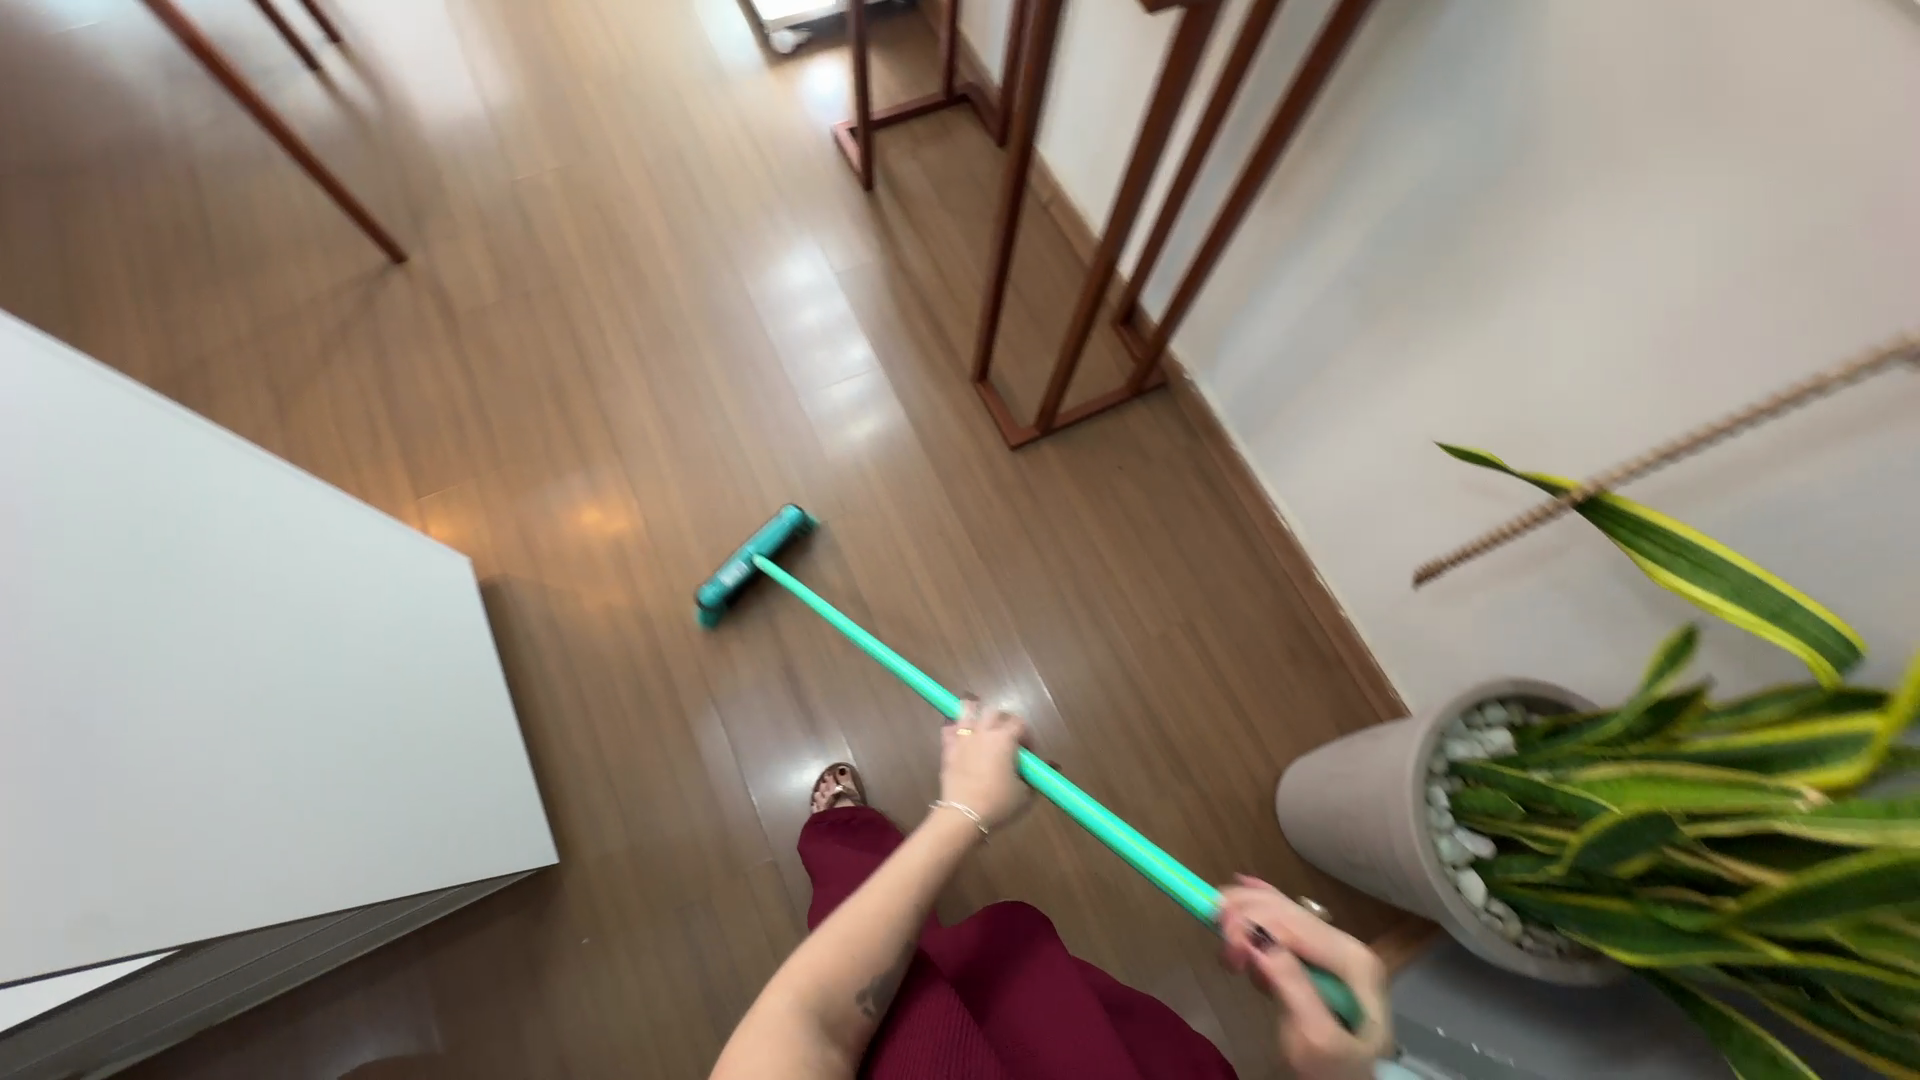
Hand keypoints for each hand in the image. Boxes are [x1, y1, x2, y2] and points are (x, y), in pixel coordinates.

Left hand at [937, 699, 1031, 830]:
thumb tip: (1053, 765)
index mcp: (1005, 739)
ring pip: (967, 710)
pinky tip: (960, 737)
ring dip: (975, 713)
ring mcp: (963, 737)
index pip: (1020, 723)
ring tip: (980, 726)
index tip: (1028, 753)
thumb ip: (1037, 777)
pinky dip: (954, 729)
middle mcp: (984, 731)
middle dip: (1004, 721)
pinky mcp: (947, 748)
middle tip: (1008, 739)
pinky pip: (948, 728)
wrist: (963, 815)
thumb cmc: (998, 804)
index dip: (1027, 736)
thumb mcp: (1025, 794)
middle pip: (995, 712)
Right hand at [1216, 875, 1392, 1079]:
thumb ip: (1292, 985)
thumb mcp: (1316, 1039)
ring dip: (1244, 914)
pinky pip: (1285, 914)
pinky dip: (1260, 898)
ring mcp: (1333, 946)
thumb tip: (1256, 940)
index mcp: (1353, 961)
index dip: (1251, 927)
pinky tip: (1243, 883)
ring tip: (1229, 947)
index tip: (1228, 958)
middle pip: (1282, 909)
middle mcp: (1345, 943)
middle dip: (1242, 917)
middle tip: (1224, 954)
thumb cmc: (1334, 1072)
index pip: (1290, 923)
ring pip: (1279, 907)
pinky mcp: (1318, 953)